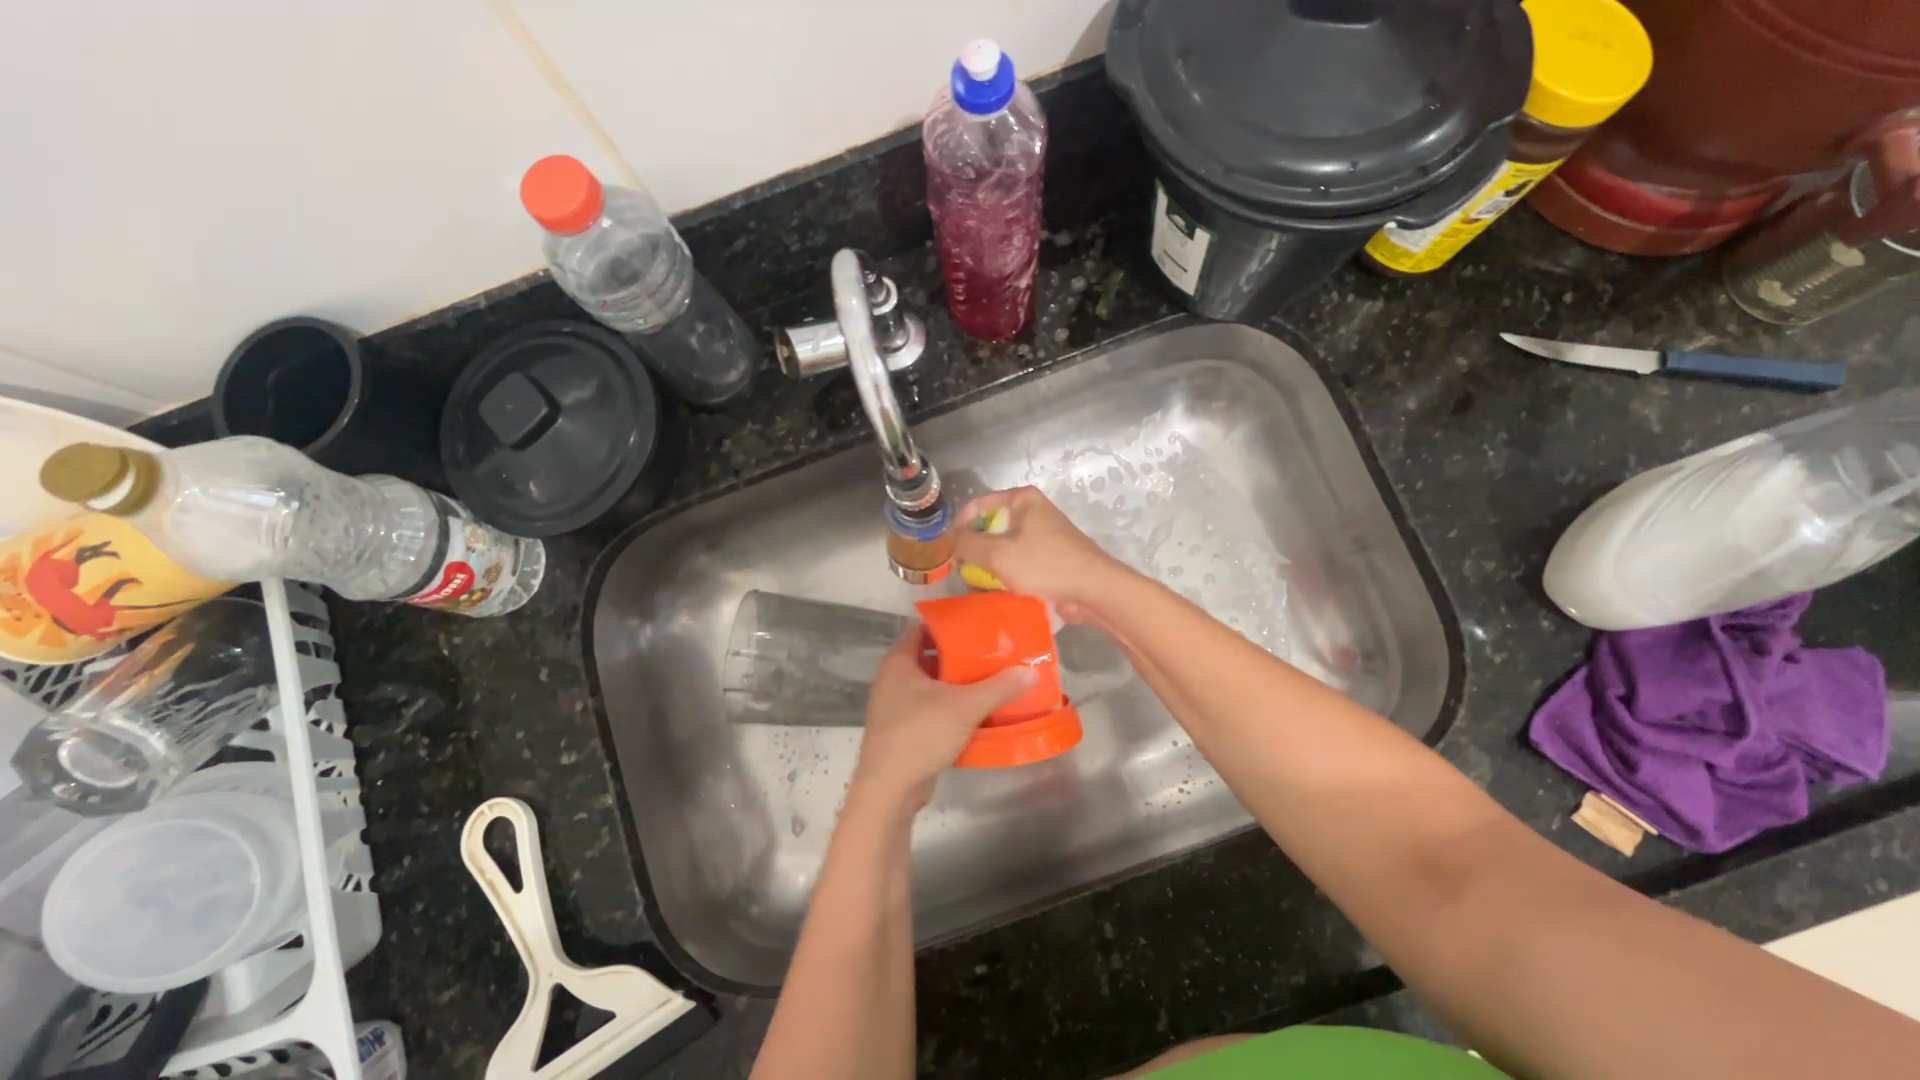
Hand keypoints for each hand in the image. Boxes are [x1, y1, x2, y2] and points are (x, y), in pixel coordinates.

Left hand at [852, 625, 1035, 810]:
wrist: (890, 788)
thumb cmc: (920, 734)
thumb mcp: (965, 706)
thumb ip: (999, 687)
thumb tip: (1031, 670)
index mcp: (898, 663)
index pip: (922, 630)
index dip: (949, 626)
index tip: (978, 627)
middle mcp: (892, 680)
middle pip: (930, 659)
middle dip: (959, 658)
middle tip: (992, 655)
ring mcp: (896, 708)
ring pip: (932, 688)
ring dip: (958, 686)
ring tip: (992, 681)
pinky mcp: (903, 731)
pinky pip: (931, 711)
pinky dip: (952, 709)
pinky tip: (978, 713)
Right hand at [951, 487, 1131, 615]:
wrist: (1093, 590)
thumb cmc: (1045, 564)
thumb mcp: (998, 554)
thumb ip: (968, 544)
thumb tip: (948, 540)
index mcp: (1023, 499)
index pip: (979, 505)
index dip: (960, 525)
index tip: (948, 550)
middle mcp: (1034, 513)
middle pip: (992, 528)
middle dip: (976, 550)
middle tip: (963, 572)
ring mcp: (1044, 537)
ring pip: (1005, 550)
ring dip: (992, 568)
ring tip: (980, 586)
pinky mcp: (1051, 560)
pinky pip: (1020, 565)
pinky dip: (1009, 578)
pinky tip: (1001, 594)